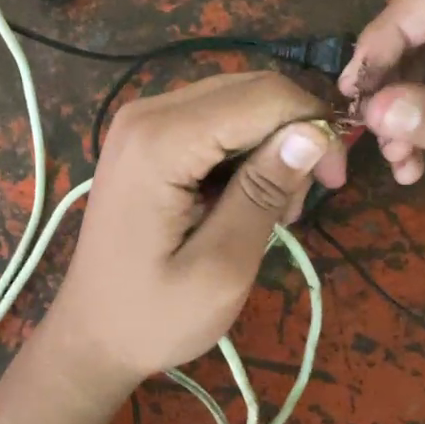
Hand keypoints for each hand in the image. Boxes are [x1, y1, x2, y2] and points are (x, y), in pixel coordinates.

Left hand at [46, 73, 347, 386]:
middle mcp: (148, 112)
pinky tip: (243, 199)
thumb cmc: (153, 316)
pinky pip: (213, 120)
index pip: (264, 96)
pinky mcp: (145, 136)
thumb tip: (313, 131)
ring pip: (237, 102)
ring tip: (272, 210)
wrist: (91, 334)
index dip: (313, 127)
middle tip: (300, 203)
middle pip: (251, 89)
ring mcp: (142, 121)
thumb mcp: (222, 266)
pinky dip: (243, 151)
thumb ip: (264, 192)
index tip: (332, 184)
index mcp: (161, 140)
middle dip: (294, 134)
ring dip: (270, 146)